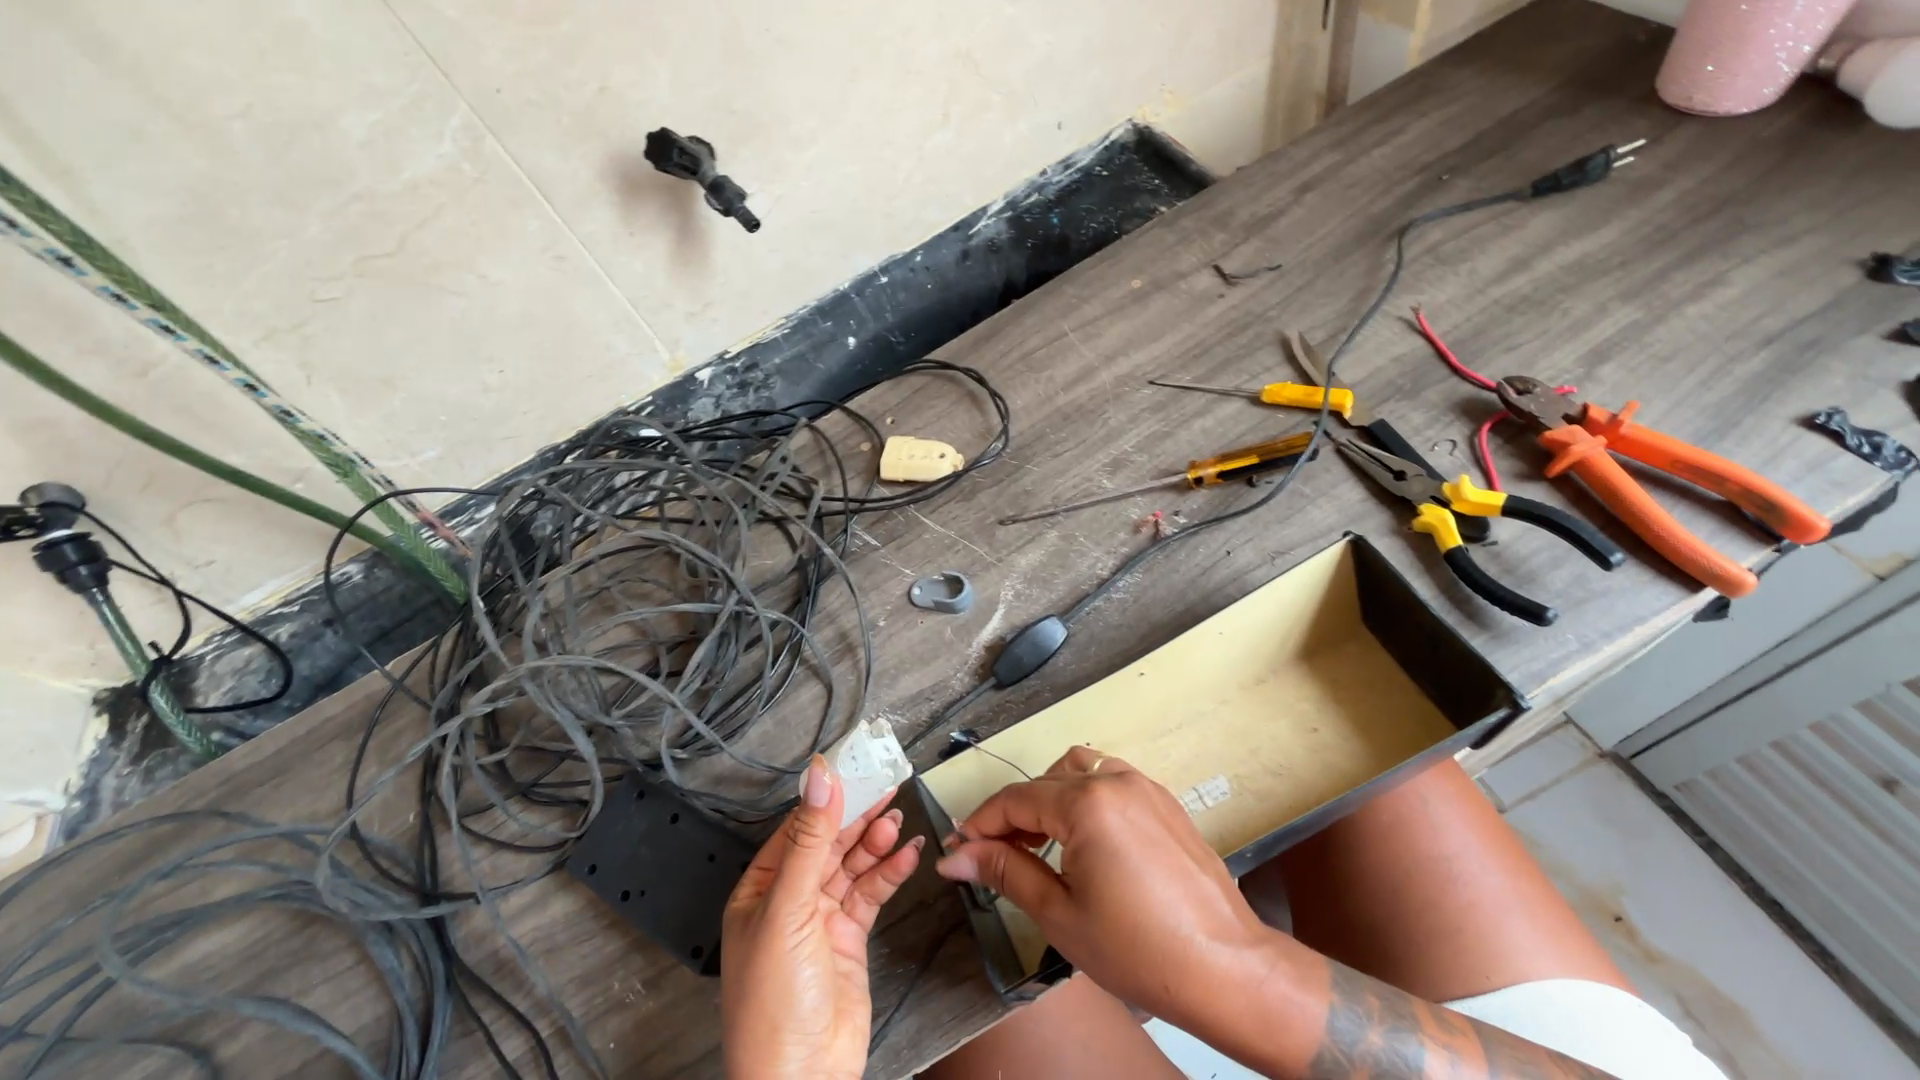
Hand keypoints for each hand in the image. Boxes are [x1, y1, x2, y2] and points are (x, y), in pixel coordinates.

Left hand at [721, 755, 923, 1079]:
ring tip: (897, 822)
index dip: (827, 800)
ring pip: (852, 867)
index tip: (855, 770)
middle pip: (828, 844)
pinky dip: (889, 874)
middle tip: (887, 786)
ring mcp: (820, 920)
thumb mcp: (789, 909)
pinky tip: (906, 855)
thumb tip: (818, 780)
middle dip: (857, 817)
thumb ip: (809, 841)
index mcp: (759, 890)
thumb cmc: (773, 1003)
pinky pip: (870, 894)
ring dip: (875, 843)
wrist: (802, 1076)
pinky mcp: (849, 939)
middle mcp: (789, 901)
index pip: (797, 830)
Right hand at [933, 747, 1270, 1031]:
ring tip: (1039, 846)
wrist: (1226, 969)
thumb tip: (955, 856)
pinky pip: (1112, 784)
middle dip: (1013, 816)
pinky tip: (1083, 844)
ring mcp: (1147, 788)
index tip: (957, 852)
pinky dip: (1085, 800)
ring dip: (1050, 799)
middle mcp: (1116, 781)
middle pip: (1045, 781)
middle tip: (994, 859)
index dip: (980, 825)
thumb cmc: (1137, 948)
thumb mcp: (1059, 913)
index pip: (1015, 799)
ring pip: (1080, 772)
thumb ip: (1005, 872)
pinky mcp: (1167, 804)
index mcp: (1087, 803)